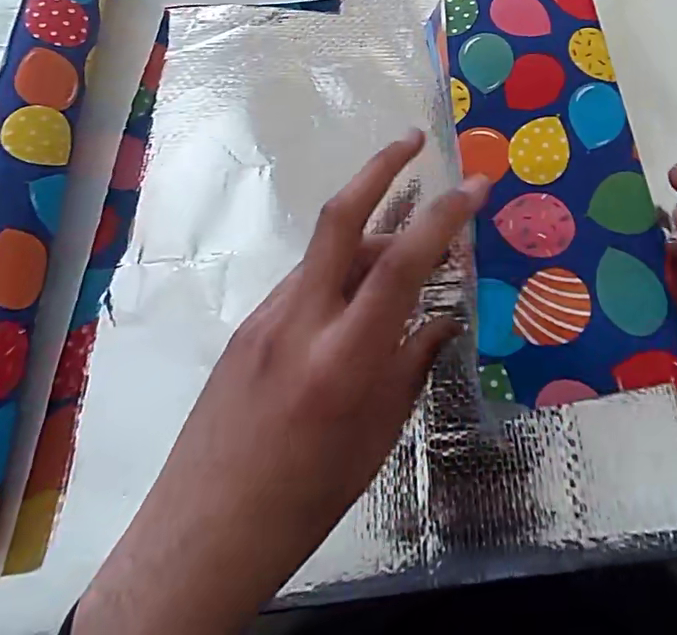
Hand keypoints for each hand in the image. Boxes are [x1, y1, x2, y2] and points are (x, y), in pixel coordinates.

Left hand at [76, 131, 486, 634]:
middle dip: (380, 167)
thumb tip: (443, 319)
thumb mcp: (377, 434)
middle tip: (414, 139)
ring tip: (406, 256)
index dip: (445, 217)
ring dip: (370, 238)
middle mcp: (300, 321)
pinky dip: (340, 274)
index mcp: (344, 357)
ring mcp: (265, 319)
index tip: (476, 186)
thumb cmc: (307, 497)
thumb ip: (412, 363)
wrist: (200, 537)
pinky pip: (305, 282)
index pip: (401, 264)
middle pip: (339, 218)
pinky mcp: (246, 328)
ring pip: (326, 252)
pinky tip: (357, 304)